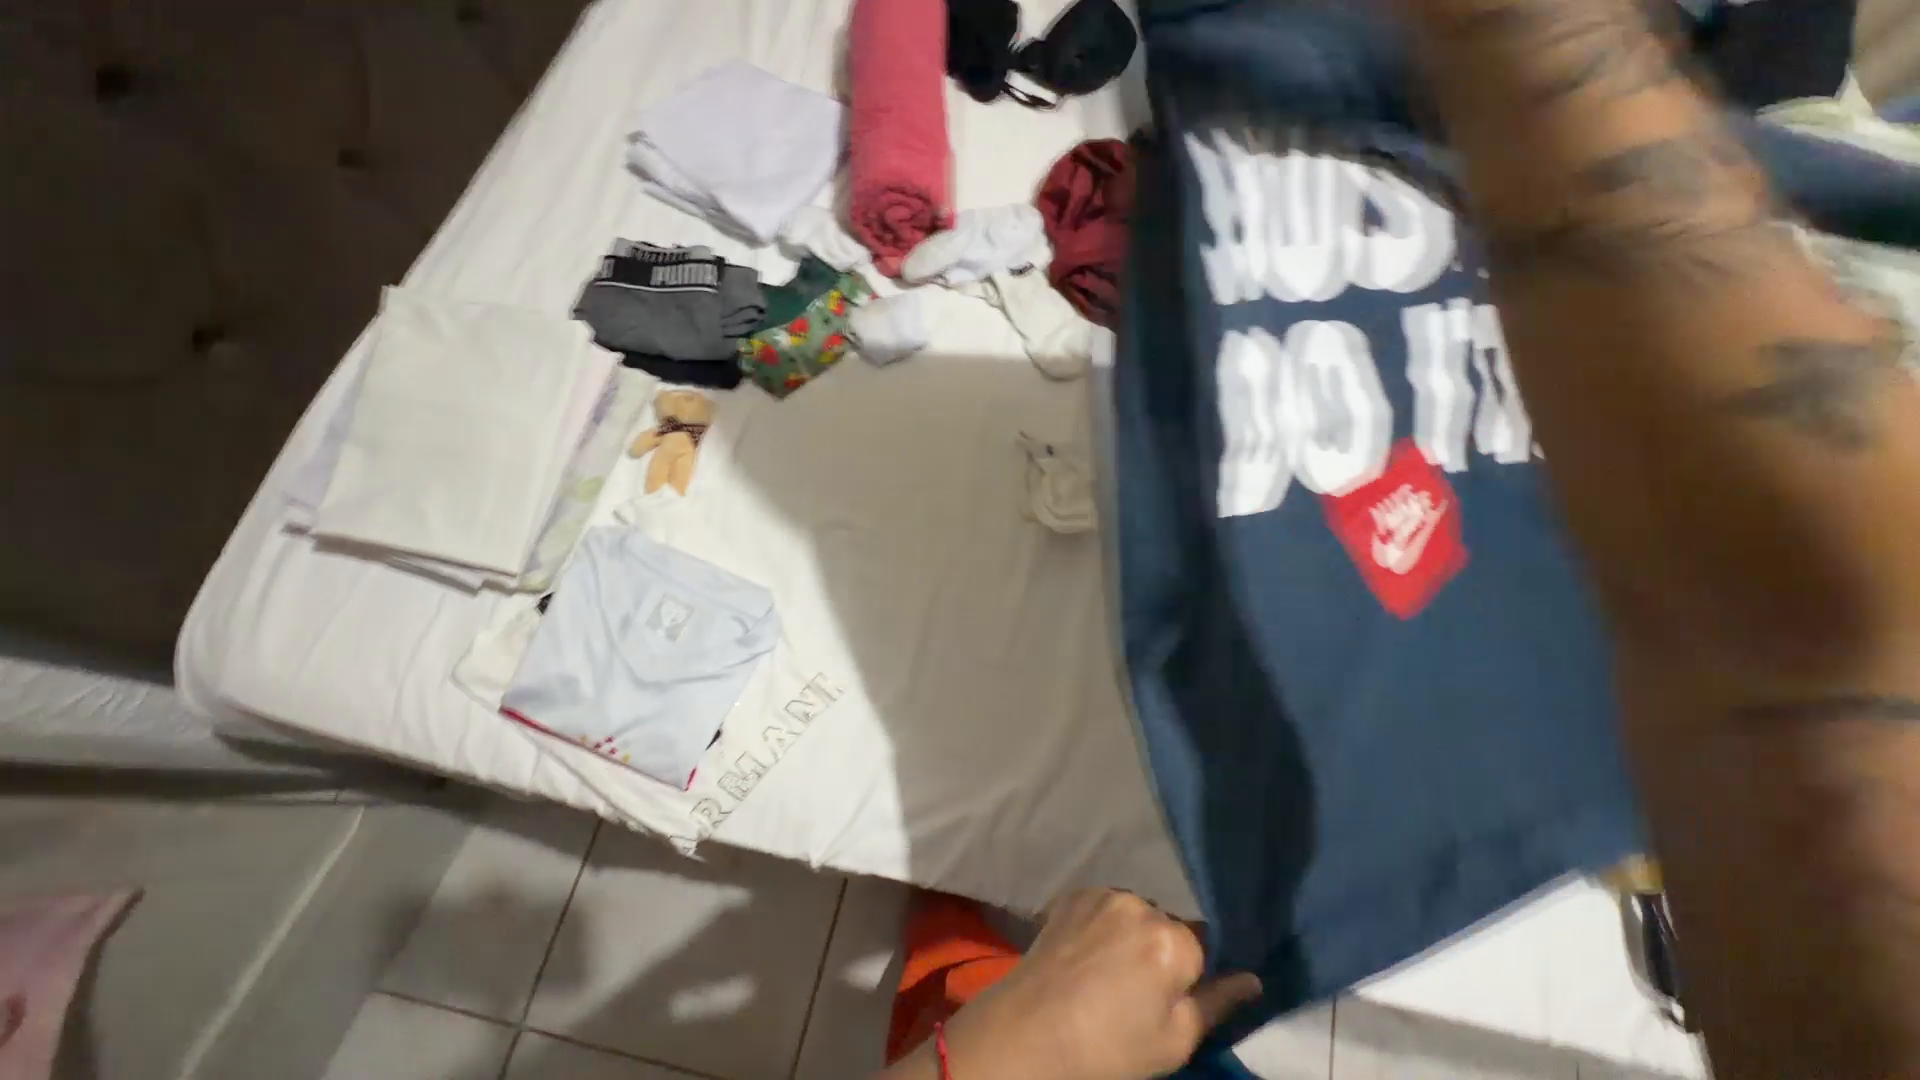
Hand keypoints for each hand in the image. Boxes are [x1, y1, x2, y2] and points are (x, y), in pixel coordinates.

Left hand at [934, 889, 1261, 1079]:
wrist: (1030, 1031)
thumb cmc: (1109, 1047)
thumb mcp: (1174, 1040)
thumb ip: (1217, 1003)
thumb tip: (1252, 979)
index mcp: (1173, 940)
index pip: (1204, 945)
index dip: (1190, 973)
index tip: (1170, 995)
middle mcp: (1140, 904)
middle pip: (1167, 924)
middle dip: (1161, 949)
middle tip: (1135, 988)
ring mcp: (1102, 894)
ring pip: (1135, 912)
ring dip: (1131, 933)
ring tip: (1106, 971)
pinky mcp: (1072, 894)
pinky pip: (1104, 906)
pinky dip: (1103, 924)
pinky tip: (1086, 954)